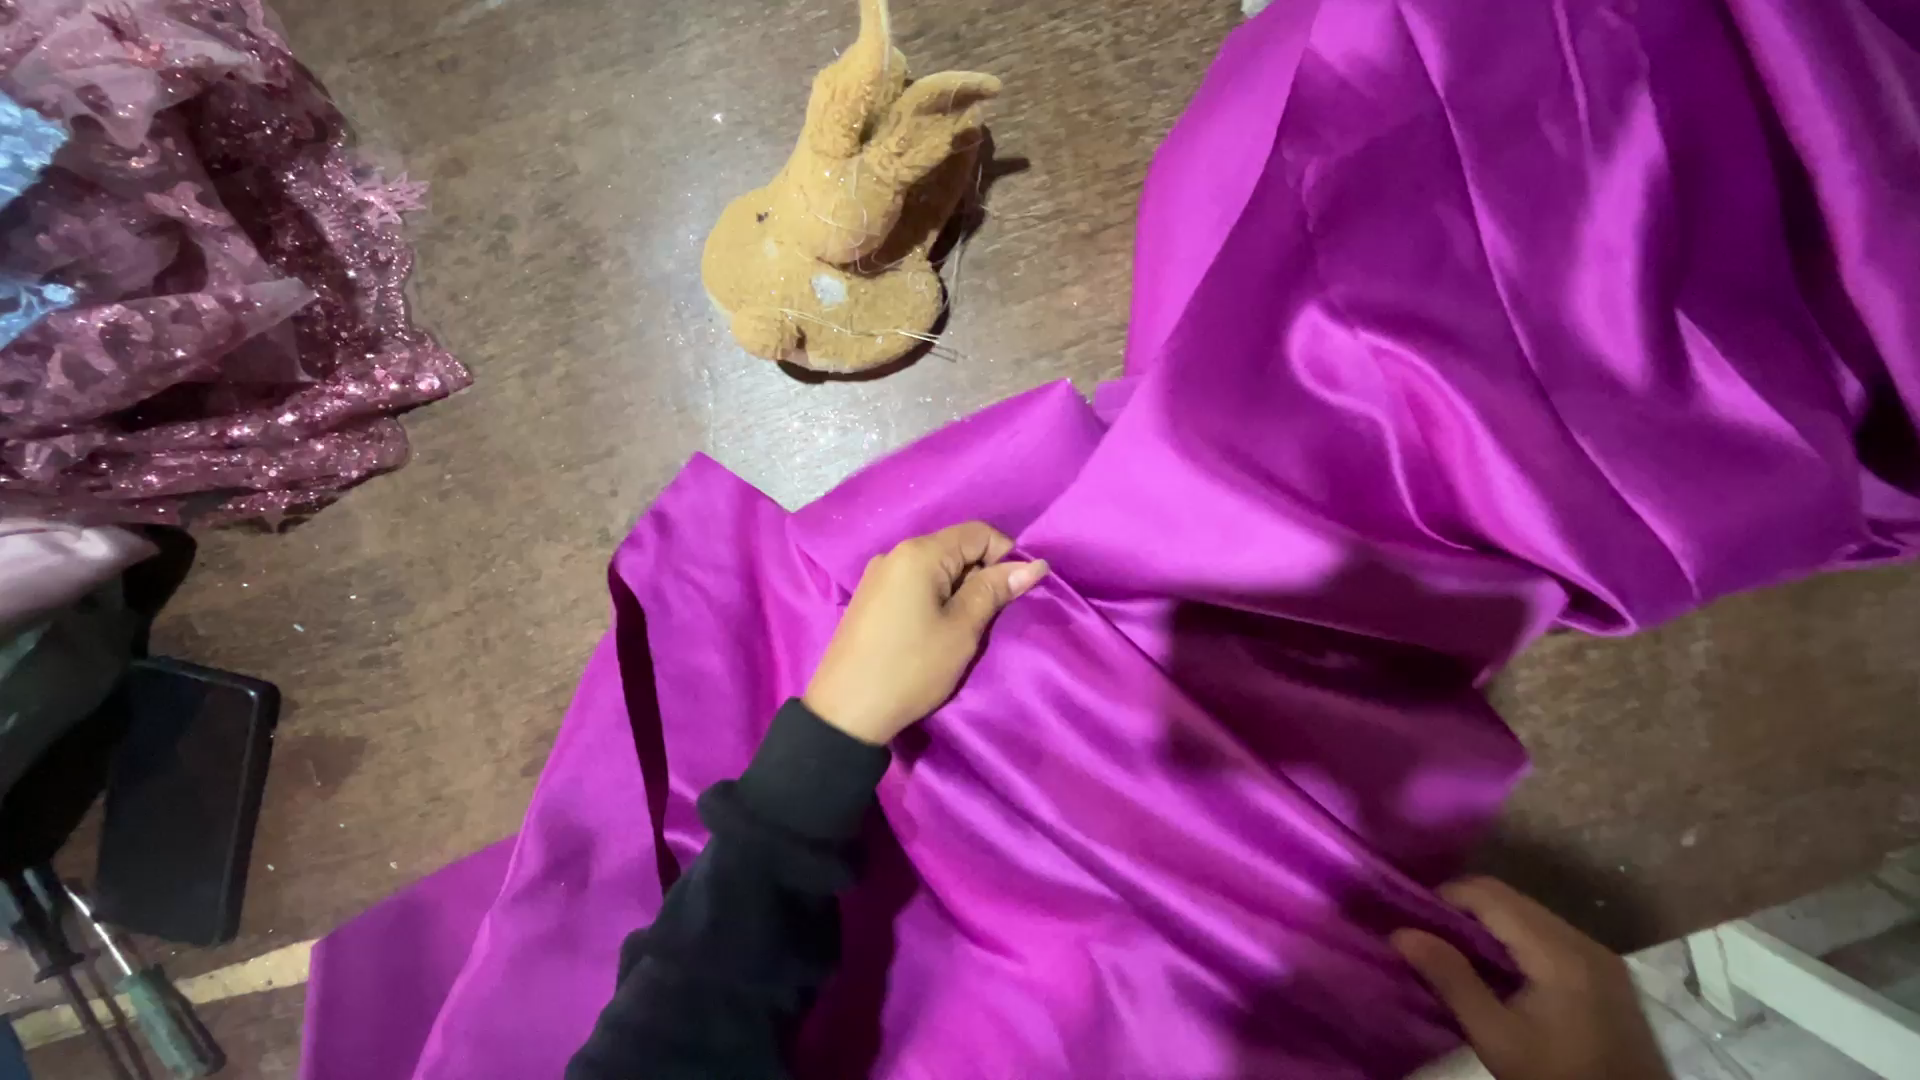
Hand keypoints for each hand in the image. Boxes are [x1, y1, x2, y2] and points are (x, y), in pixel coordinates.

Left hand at [804, 522, 1047, 744]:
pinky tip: (935, 630)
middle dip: (982, 574)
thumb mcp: (962, 630)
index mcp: (919, 553)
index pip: (978, 532)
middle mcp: (896, 554)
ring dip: (960, 589)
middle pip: (956, 547)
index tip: (1015, 593)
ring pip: (936, 568)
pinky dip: (936, 597)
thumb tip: (1034, 565)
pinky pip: (915, 583)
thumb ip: (995, 591)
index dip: (1006, 556)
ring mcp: (879, 575)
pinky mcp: (871, 597)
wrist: (846, 711)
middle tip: (991, 617)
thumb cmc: (911, 668)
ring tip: (964, 628)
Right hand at [1393, 878, 1670, 1079]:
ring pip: (1527, 913)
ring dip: (1486, 922)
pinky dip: (1513, 938)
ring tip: (1456, 953)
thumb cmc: (1559, 1079)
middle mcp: (1583, 941)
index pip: (1487, 893)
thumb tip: (1400, 932)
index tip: (1411, 919)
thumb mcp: (1496, 1038)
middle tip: (1428, 935)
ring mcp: (1600, 956)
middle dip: (1462, 908)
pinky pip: (1547, 934)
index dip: (1443, 896)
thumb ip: (1450, 979)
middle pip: (1508, 898)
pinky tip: (1497, 969)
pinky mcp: (1606, 974)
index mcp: (1558, 952)